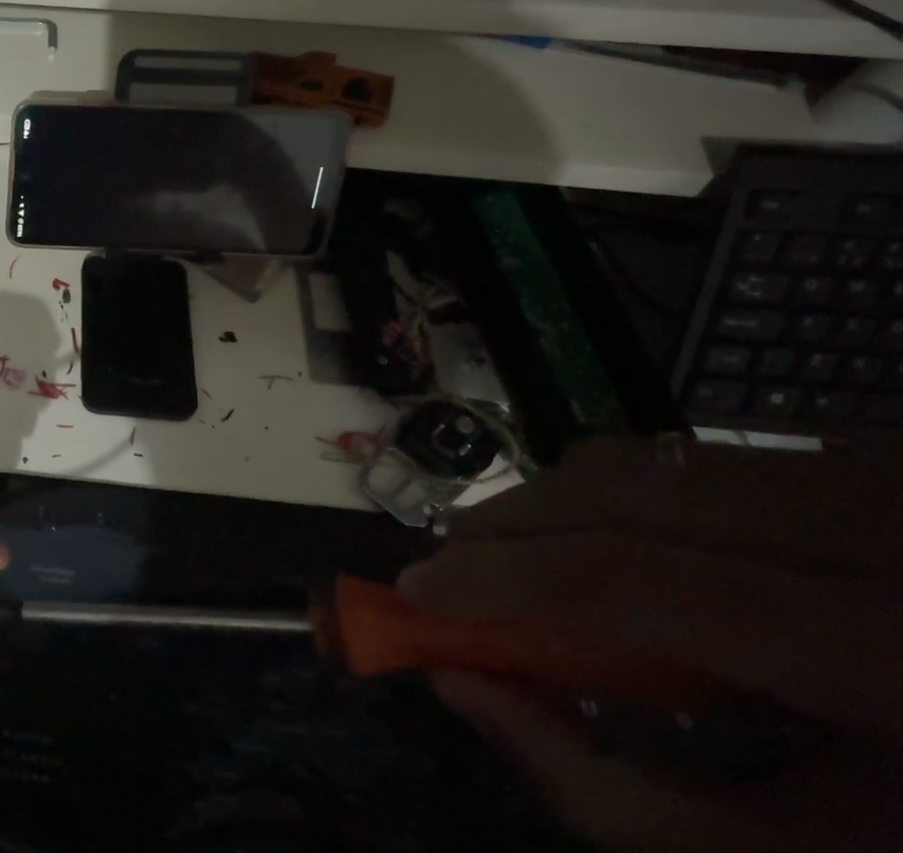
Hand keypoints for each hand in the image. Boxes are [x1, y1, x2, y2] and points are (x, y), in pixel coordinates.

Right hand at [399, 435, 902, 851]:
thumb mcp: (782, 850)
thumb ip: (605, 787)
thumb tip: (454, 682)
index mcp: (882, 655)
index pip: (629, 580)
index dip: (500, 580)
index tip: (413, 592)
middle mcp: (882, 535)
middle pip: (624, 493)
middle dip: (509, 524)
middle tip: (448, 565)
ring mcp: (879, 481)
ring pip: (650, 460)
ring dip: (554, 503)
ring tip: (519, 554)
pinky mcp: (871, 460)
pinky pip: (696, 456)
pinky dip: (624, 495)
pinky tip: (622, 549)